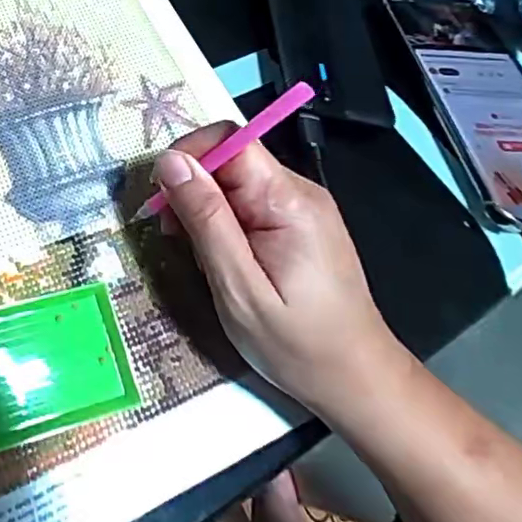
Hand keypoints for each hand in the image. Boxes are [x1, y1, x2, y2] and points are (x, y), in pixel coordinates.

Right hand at [155, 123, 401, 414]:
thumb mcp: (238, 287)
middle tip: (175, 236)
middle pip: (231, 159)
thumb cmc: (298, 345)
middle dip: (193, 188)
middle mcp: (298, 190)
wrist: (358, 381)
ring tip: (203, 257)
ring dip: (207, 209)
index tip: (162, 196)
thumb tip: (170, 162)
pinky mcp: (300, 222)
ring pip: (236, 181)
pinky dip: (226, 222)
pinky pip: (250, 202)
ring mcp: (303, 205)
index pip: (230, 140)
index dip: (190, 154)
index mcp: (287, 199)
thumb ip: (205, 219)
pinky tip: (225, 259)